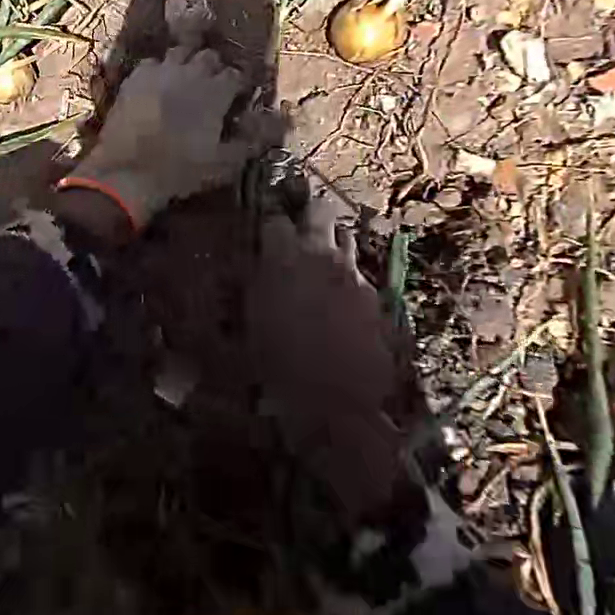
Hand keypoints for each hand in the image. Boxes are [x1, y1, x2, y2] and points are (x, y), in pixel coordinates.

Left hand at [68, 46, 264, 226]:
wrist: (129, 170)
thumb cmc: (182, 170)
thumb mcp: (225, 163)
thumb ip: (251, 140)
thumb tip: (277, 124)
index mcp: (216, 91)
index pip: (237, 75)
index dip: (239, 84)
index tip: (238, 96)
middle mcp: (191, 72)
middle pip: (209, 56)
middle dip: (214, 68)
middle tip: (212, 86)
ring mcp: (161, 71)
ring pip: (180, 52)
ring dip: (187, 62)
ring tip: (186, 78)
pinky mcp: (135, 77)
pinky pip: (152, 63)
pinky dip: (159, 70)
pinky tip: (157, 84)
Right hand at [247, 194, 409, 519]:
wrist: (339, 405)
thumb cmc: (279, 367)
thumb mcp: (245, 331)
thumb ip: (242, 295)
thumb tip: (238, 277)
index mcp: (282, 258)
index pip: (274, 218)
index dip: (268, 218)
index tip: (263, 223)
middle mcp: (319, 255)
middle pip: (318, 210)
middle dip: (306, 209)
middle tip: (297, 219)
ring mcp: (352, 274)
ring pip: (345, 235)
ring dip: (331, 239)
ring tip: (319, 254)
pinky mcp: (375, 296)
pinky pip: (358, 273)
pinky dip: (347, 276)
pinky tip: (339, 298)